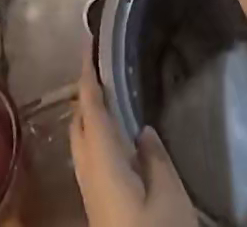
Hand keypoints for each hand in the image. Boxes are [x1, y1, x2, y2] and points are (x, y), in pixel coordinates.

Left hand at [72, 43, 196, 226]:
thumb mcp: (168, 195)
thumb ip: (154, 158)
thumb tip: (142, 130)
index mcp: (102, 160)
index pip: (89, 106)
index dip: (87, 73)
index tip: (88, 43)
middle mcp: (88, 171)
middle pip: (78, 121)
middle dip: (84, 90)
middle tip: (100, 63)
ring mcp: (90, 190)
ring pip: (81, 139)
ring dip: (89, 112)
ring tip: (108, 91)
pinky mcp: (98, 204)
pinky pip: (90, 154)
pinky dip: (96, 131)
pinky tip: (116, 133)